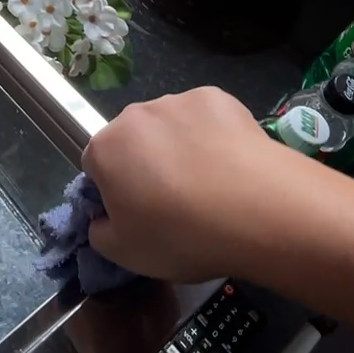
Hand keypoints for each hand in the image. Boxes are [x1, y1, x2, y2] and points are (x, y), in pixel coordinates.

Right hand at [82, 86, 344, 284]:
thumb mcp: (126, 255)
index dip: (115, 192)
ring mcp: (176, 101)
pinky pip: (206, 118)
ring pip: (170, 126)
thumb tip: (103, 220)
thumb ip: (101, 233)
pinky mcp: (216, 97)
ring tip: (212, 185)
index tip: (140, 215)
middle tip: (176, 203)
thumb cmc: (181, 234)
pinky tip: (233, 163)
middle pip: (133, 141)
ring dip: (180, 148)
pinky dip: (214, 135)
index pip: (96, 166)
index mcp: (105, 149)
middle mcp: (133, 115)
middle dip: (147, 165)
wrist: (257, 210)